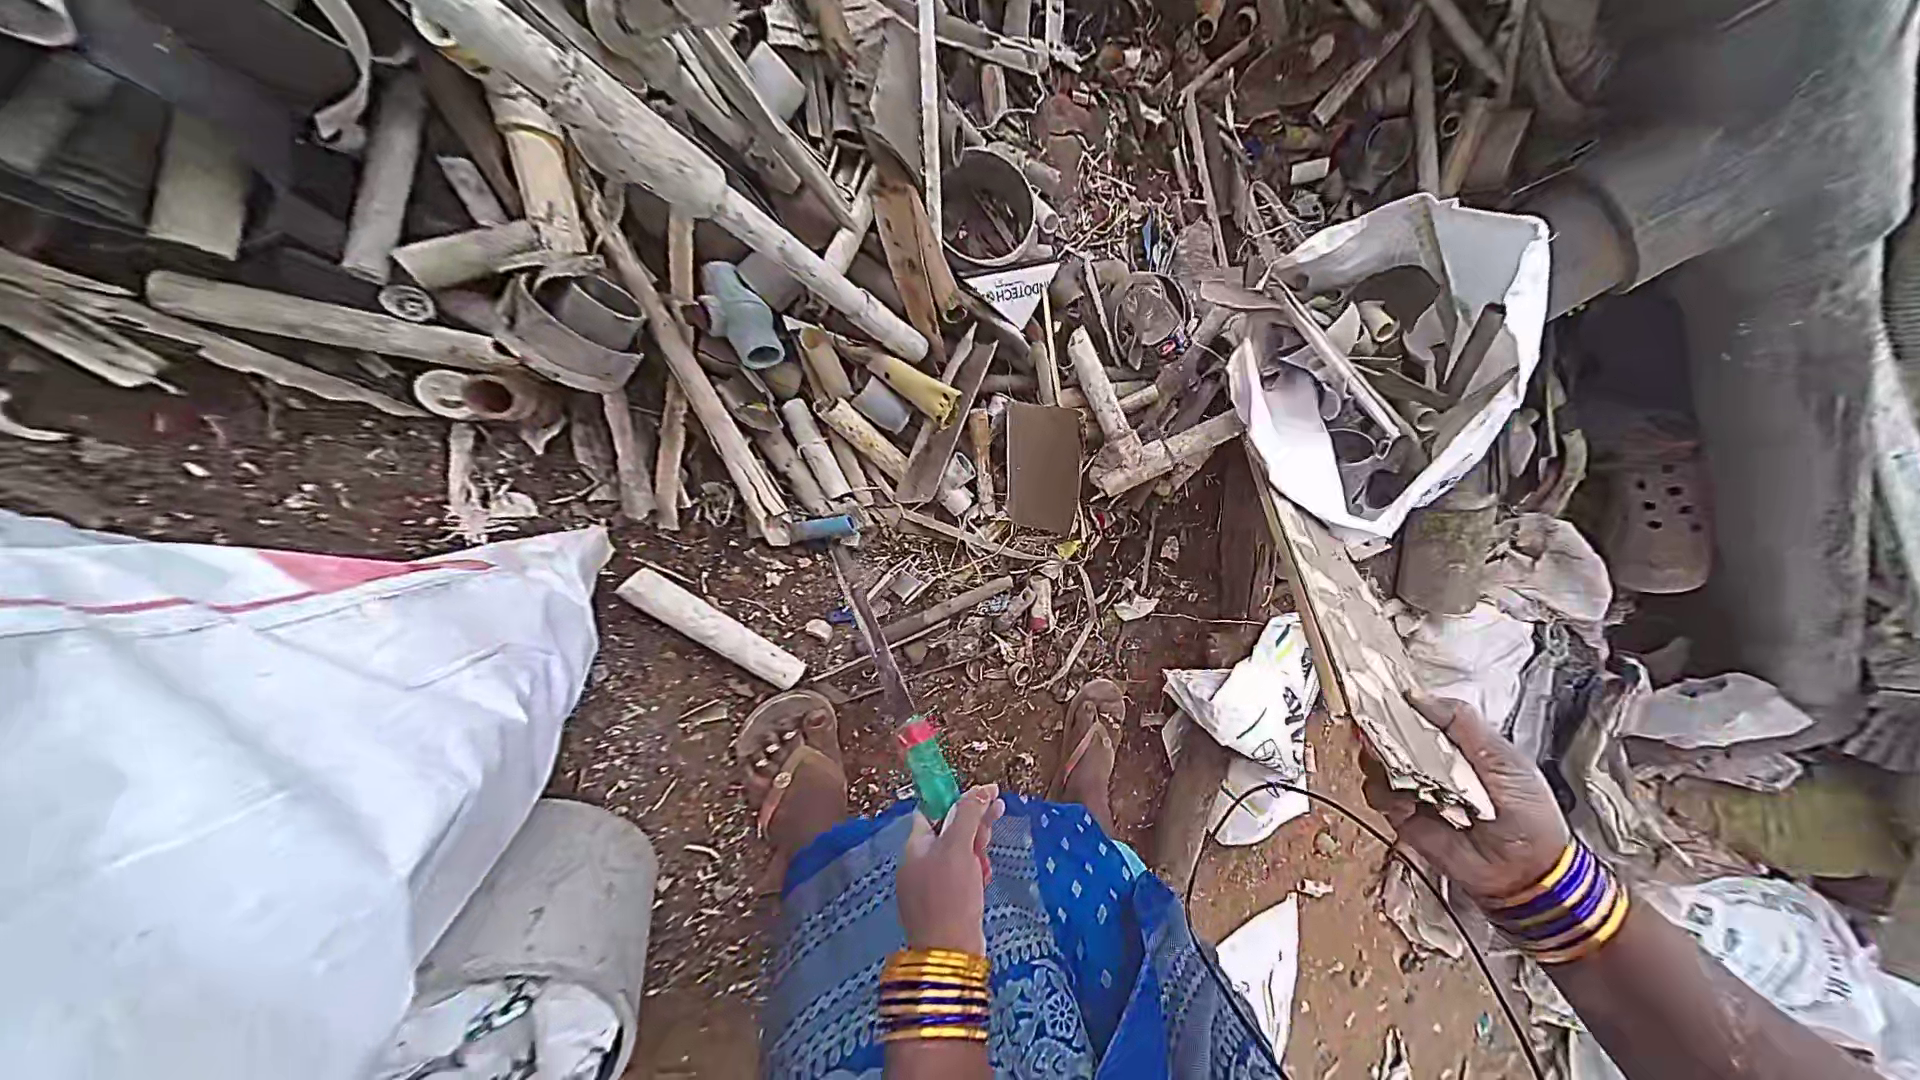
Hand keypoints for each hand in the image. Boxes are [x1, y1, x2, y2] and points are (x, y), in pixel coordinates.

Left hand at [897, 784, 1004, 954]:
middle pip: (948, 828)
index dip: (958, 799)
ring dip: (976, 846)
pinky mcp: (945, 903)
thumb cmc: (950, 895)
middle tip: (997, 812)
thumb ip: (968, 815)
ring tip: (988, 849)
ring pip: (957, 852)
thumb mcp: (959, 847)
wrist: (950, 954)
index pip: (934, 809)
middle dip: (973, 821)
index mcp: (916, 845)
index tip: (984, 796)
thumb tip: (981, 790)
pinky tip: (985, 875)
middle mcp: (920, 862)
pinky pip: (960, 875)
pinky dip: (974, 870)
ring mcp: (931, 884)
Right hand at [1364, 691, 1570, 903]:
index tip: (1380, 700)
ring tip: (1405, 776)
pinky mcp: (1399, 811)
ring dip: (1381, 764)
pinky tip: (1407, 801)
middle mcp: (1425, 760)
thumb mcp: (1503, 758)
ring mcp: (1410, 784)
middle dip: (1379, 732)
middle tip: (1384, 737)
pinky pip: (1375, 792)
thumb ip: (1463, 723)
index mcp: (1451, 741)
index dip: (1393, 706)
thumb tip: (1414, 695)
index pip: (1412, 714)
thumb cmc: (1528, 815)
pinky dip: (1385, 793)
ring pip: (1373, 761)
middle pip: (1385, 734)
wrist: (1526, 871)